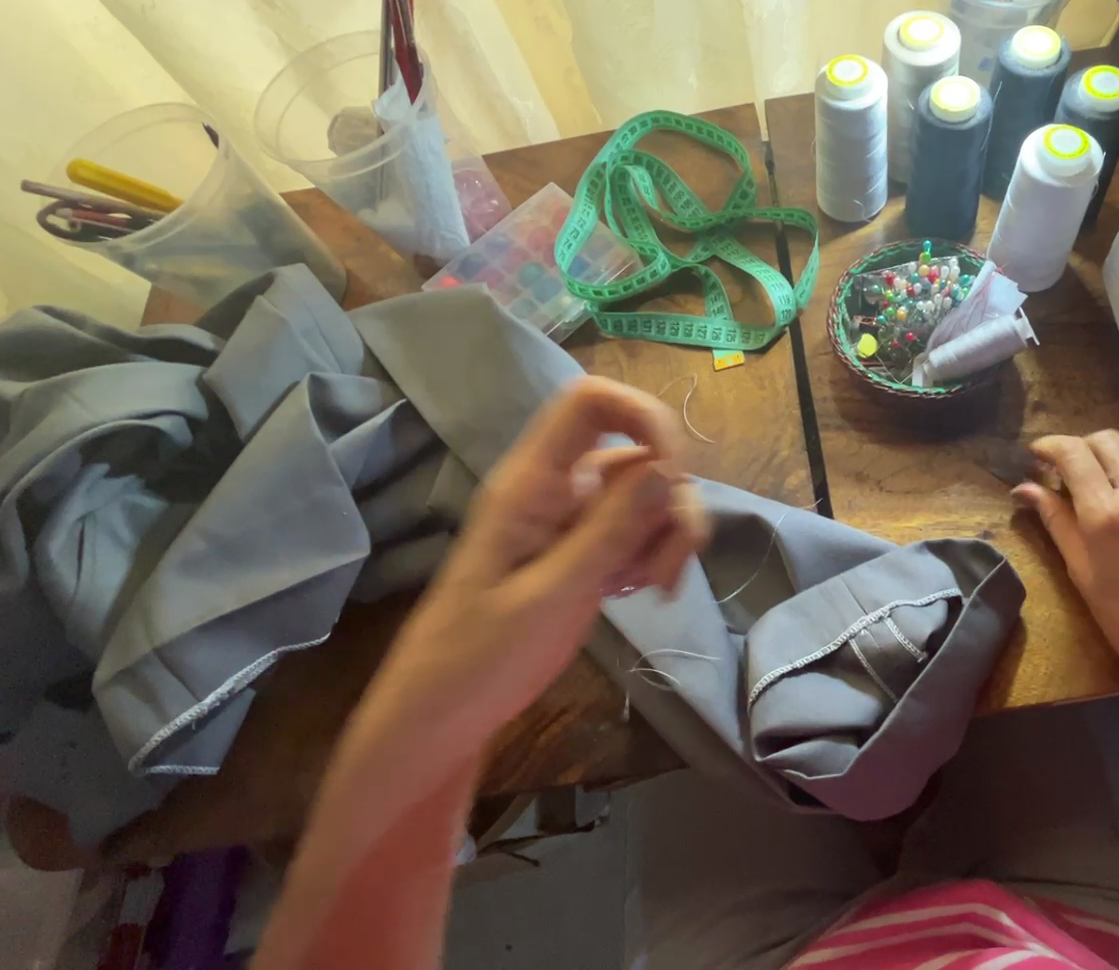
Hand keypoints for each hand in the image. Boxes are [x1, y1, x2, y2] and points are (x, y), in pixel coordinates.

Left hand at [372, 377, 709, 740]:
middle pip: (640, 456)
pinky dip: (655, 555)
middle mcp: (560, 488)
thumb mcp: (551, 594)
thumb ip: (610, 529)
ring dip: (668, 537)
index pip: (590, 402)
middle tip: (661, 572)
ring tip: (649, 590)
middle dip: (670, 506)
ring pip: (651, 496)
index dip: (643, 416)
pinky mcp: (588, 550)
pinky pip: (642, 530)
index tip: (675, 473)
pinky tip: (637, 594)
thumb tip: (668, 469)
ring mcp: (577, 519)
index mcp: (533, 482)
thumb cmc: (480, 656)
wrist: (444, 715)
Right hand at [1012, 431, 1118, 713]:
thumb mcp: (1079, 570)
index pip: (1074, 453)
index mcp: (1106, 515)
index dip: (1049, 446)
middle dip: (1079, 446)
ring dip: (1111, 451)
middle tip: (1064, 468)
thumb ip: (1054, 520)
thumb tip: (1023, 488)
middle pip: (1106, 440)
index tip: (1036, 454)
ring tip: (1098, 475)